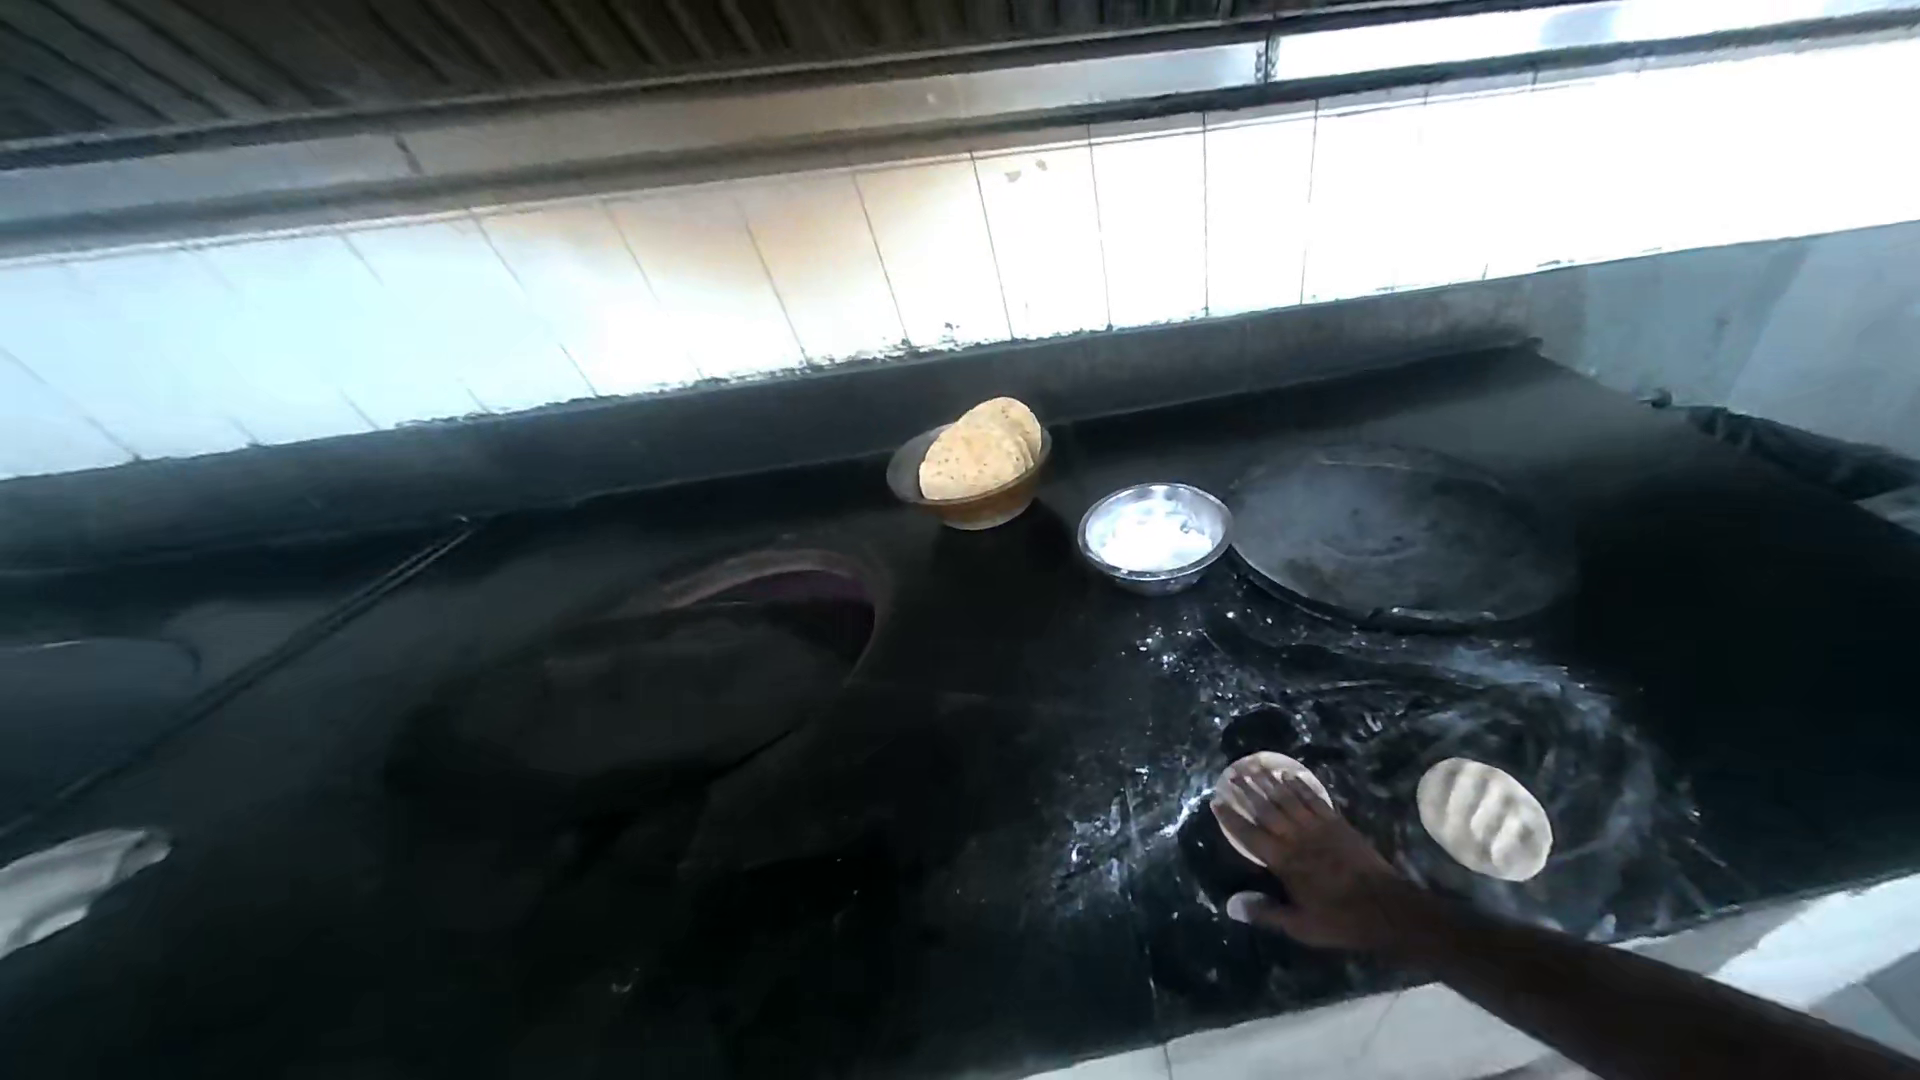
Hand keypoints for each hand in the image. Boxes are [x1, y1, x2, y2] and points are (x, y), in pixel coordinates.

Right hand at [1211, 772, 1411, 950]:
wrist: (1390, 910)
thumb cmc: (1341, 920)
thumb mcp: (1301, 926)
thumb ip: (1266, 914)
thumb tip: (1230, 906)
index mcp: (1283, 861)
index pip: (1249, 834)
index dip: (1231, 818)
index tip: (1216, 802)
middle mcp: (1295, 838)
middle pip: (1265, 808)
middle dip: (1246, 791)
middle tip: (1232, 774)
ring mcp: (1317, 827)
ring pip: (1287, 798)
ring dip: (1268, 782)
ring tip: (1253, 767)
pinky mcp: (1336, 823)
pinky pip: (1313, 798)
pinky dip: (1299, 785)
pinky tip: (1289, 775)